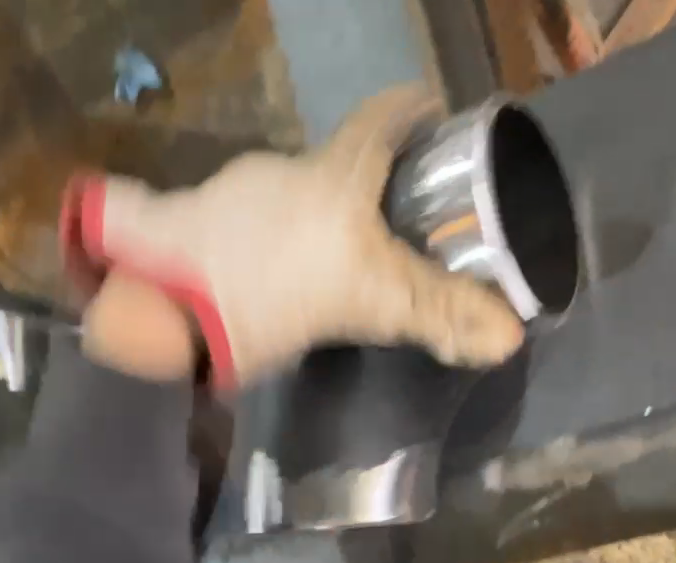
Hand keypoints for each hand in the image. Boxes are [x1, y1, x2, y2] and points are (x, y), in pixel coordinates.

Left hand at [67, 84, 524, 385]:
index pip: (381, 122)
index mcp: (333, 179)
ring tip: (341, 254)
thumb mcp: (374, 305)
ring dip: (320, 213)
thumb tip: (510, 338)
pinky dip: (270, 239)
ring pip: (294, 191)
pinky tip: (278, 271)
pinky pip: (245, 220)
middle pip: (340, 161)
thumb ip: (438, 315)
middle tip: (401, 213)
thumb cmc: (278, 294)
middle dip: (372, 179)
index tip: (434, 113)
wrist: (165, 312)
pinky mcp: (191, 221)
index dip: (413, 111)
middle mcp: (285, 172)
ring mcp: (233, 193)